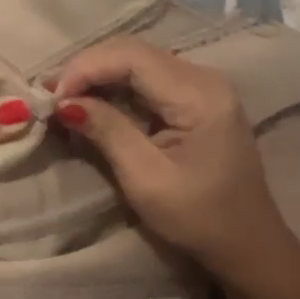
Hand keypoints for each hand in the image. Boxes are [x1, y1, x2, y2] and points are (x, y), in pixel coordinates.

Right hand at [51, 37, 299, 287]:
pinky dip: (114, 87)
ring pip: (137, 62)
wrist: (248, 246)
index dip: (85, 68)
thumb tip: (63, 101)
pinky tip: (92, 104)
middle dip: (87, 69)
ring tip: (64, 101)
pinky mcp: (195, 100)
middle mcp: (204, 78)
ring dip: (97, 76)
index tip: (53, 98)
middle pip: (133, 52)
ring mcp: (202, 87)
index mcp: (200, 94)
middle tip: (51, 98)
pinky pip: (147, 79)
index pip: (131, 56)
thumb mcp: (146, 179)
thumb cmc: (199, 218)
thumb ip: (107, 131)